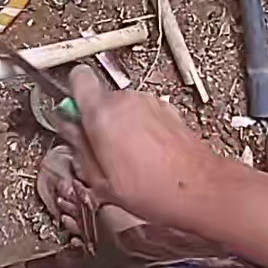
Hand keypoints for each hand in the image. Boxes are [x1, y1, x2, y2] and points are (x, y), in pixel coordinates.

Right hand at [57, 66, 219, 228]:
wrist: (198, 188)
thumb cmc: (152, 188)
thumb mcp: (101, 180)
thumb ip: (79, 148)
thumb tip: (69, 131)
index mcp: (102, 113)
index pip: (78, 78)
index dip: (73, 95)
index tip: (73, 115)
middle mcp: (125, 99)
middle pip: (101, 98)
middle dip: (98, 120)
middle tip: (102, 150)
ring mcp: (147, 101)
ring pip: (123, 106)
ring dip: (121, 125)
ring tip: (129, 158)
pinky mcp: (166, 108)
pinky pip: (143, 112)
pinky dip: (141, 128)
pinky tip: (147, 155)